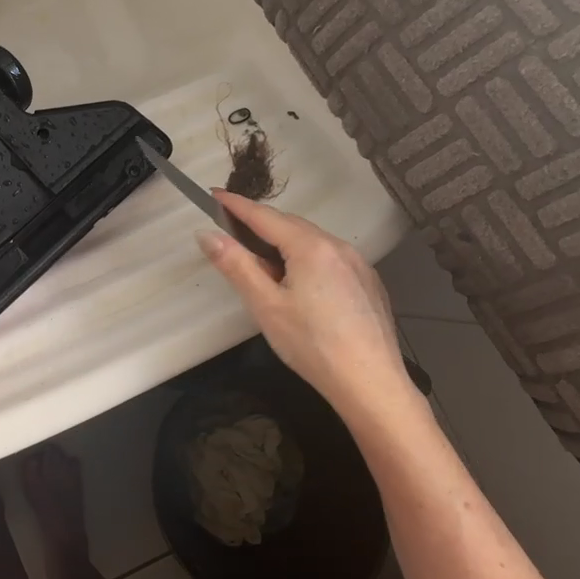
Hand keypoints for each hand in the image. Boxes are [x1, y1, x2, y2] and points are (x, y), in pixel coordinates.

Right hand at [197, 192, 411, 416]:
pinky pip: (330, 258)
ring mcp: (358, 264)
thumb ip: (236, 265)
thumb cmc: (313, 345)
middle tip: (231, 231)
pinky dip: (307, 258)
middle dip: (260, 224)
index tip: (213, 193)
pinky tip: (300, 284)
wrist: (372, 385)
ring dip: (284, 242)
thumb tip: (207, 233)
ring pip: (312, 241)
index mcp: (310, 247)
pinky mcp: (368, 283)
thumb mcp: (265, 306)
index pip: (264, 216)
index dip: (236, 204)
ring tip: (262, 262)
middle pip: (290, 225)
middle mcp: (338, 246)